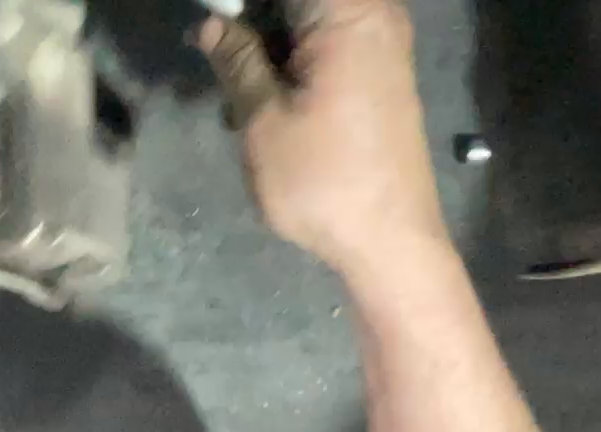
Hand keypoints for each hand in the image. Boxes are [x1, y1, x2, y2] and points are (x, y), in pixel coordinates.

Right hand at [199, 0, 448, 270]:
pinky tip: (270, 114)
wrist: (387, 238)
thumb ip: (238, 65)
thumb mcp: (263, 123)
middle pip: (298, 7)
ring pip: (310, 32)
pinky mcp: (381, 82)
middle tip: (223, 75)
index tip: (213, 32)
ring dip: (270, 58)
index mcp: (349, 13)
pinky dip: (294, 74)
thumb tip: (213, 24)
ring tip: (240, 106)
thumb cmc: (320, 181)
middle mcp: (374, 17)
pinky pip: (328, 55)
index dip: (242, 9)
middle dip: (255, 33)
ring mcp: (383, 50)